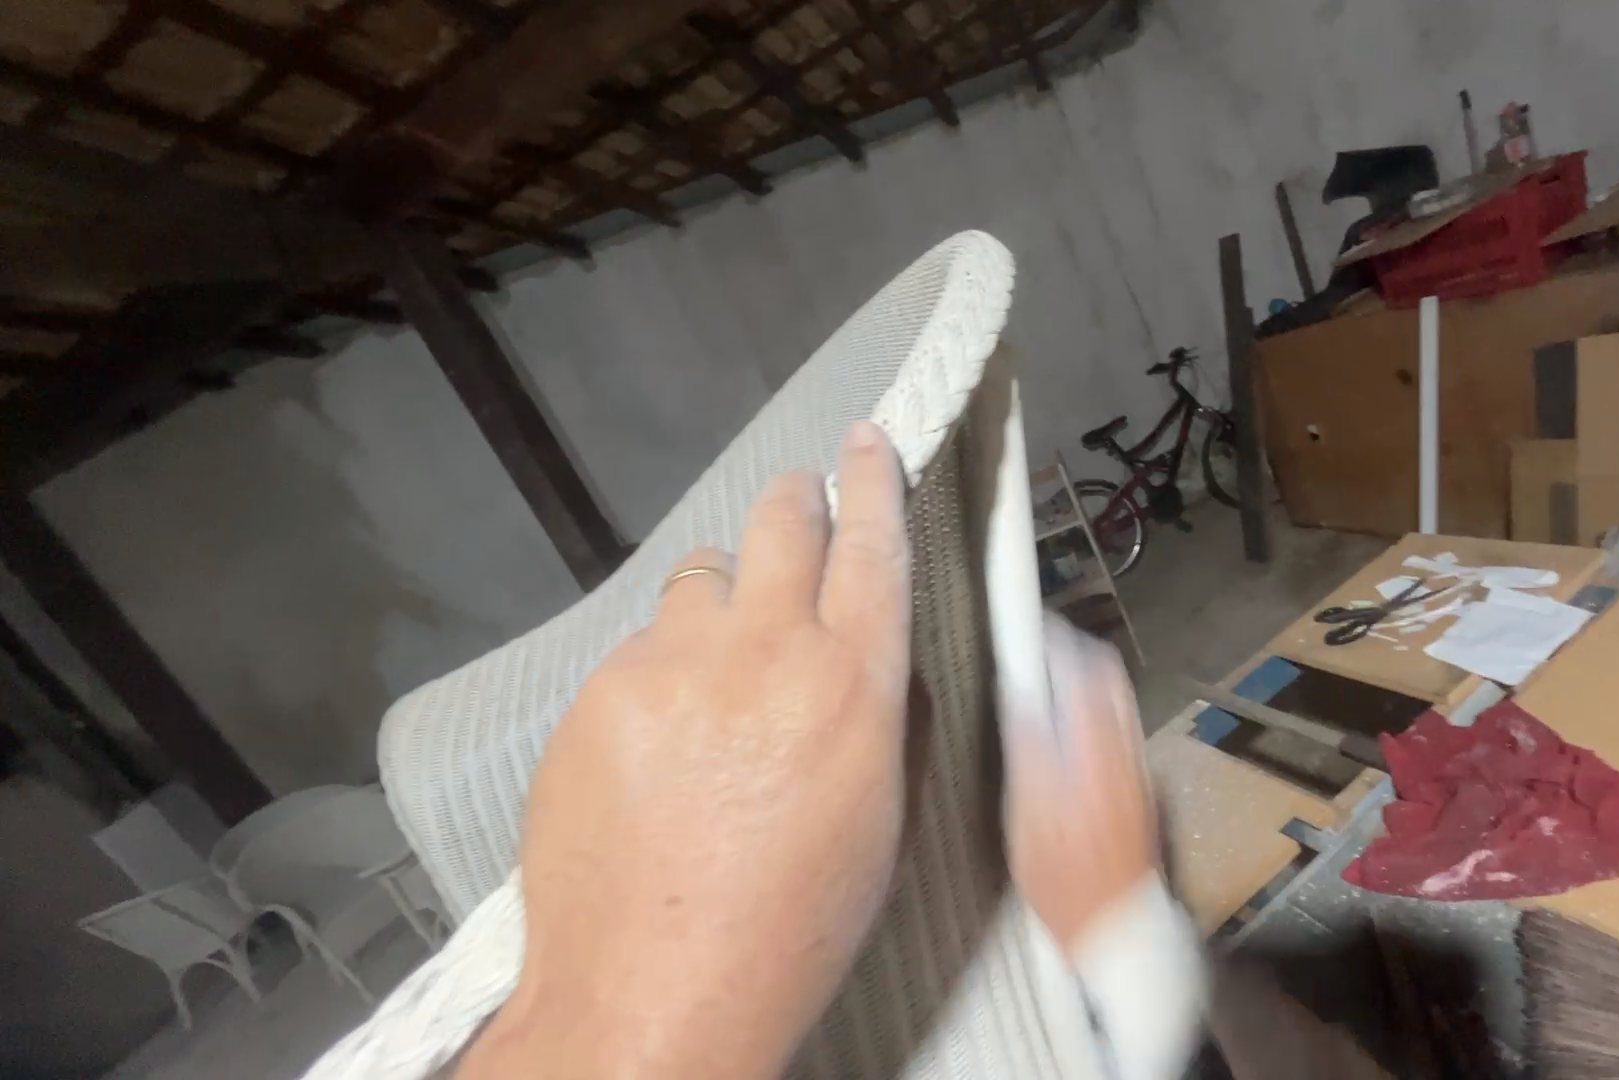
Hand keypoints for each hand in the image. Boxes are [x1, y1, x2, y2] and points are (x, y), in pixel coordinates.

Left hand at [464, 422, 911, 1079]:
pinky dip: (668, 663)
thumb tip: (870, 644)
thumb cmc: (798, 913)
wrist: (654, 991)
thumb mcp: (882, 810)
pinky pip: (648, 642)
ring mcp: (675, 662)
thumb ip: (884, 704)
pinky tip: (663, 734)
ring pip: (706, 577)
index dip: (876, 481)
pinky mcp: (604, 689)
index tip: (869, 442)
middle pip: (783, 523)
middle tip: (799, 504)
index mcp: (851, 682)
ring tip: (722, 665)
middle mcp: (768, 650)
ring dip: (727, 596)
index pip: (873, 545)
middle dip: (798, 501)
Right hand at [1006, 617, 1159, 952]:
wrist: (1117, 928)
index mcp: (1091, 748)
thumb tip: (1019, 690)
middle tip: (1039, 650)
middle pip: (1106, 673)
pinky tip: (1072, 723)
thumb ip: (1027, 745)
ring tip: (1052, 680)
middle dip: (1074, 650)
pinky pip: (1121, 722)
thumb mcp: (1026, 816)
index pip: (1079, 668)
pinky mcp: (1140, 781)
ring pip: (1116, 696)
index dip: (1053, 639)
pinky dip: (1097, 705)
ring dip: (1087, 676)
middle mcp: (1122, 746)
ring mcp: (1136, 763)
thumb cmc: (1060, 878)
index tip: (1030, 627)